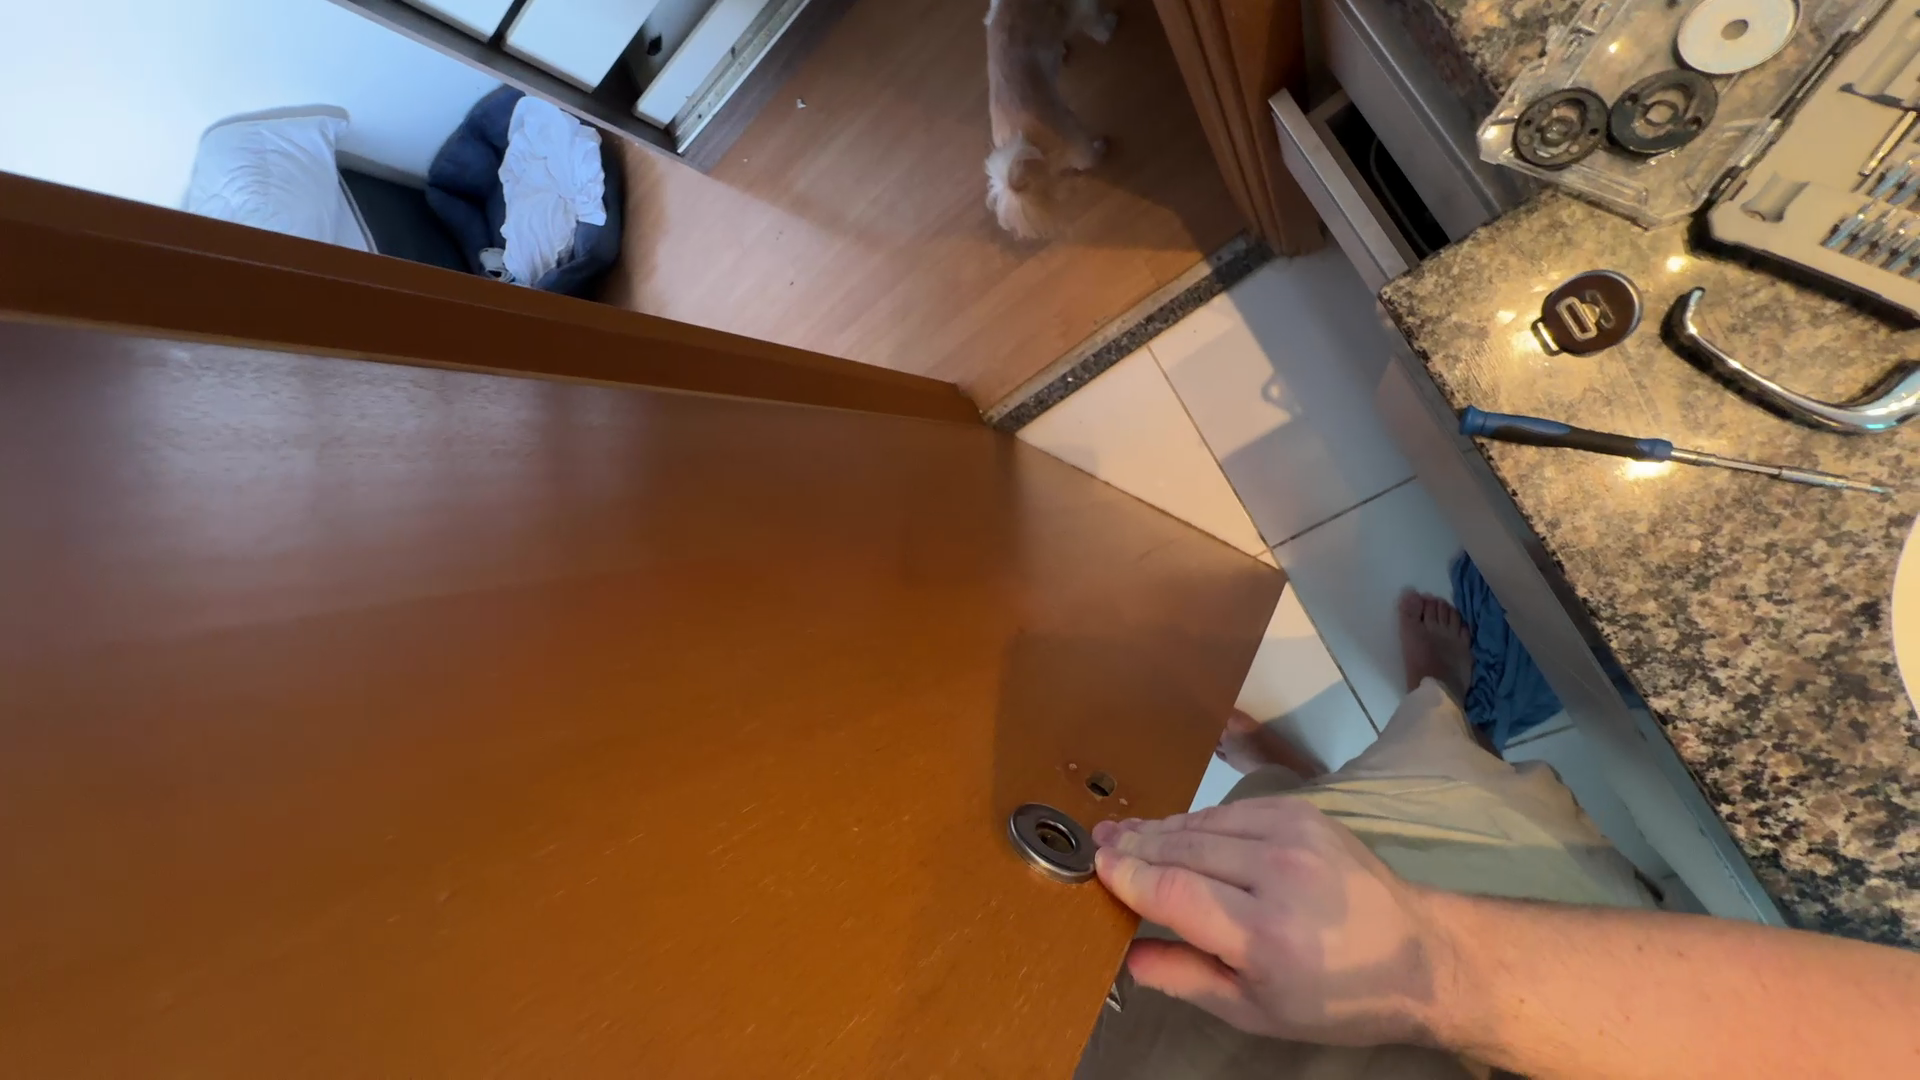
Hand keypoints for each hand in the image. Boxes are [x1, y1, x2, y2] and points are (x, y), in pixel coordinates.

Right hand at [1092, 797, 1456, 1047]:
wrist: (1420, 954)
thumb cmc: (1334, 997)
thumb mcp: (1258, 1011)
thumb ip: (1188, 978)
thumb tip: (1129, 956)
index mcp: (1266, 936)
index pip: (1175, 891)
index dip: (1129, 875)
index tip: (1096, 865)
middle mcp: (1278, 875)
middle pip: (1181, 849)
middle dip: (1134, 844)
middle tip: (1099, 840)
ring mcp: (1292, 834)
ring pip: (1201, 823)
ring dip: (1159, 828)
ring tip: (1125, 831)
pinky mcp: (1301, 811)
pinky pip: (1228, 811)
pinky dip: (1195, 822)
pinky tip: (1176, 830)